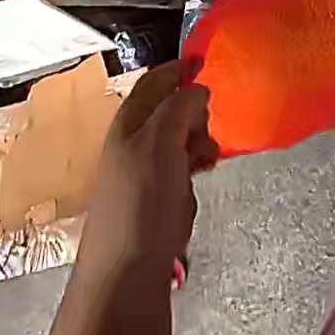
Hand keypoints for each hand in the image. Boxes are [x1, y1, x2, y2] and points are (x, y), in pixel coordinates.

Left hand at [86, 62, 217, 267]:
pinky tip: (201, 176)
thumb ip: (179, 107)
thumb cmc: (142, 201)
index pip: (154, 82)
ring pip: (181, 137)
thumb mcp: (160, 142)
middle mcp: (135, 142)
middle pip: (171, 108)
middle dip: (195, 109)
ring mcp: (146, 169)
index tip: (205, 60)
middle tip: (207, 125)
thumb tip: (197, 89)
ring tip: (208, 156)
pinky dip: (196, 163)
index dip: (178, 68)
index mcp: (129, 124)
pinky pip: (183, 165)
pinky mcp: (158, 194)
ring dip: (199, 138)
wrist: (126, 273)